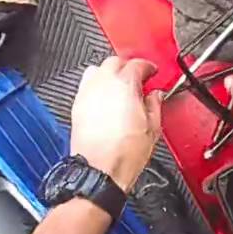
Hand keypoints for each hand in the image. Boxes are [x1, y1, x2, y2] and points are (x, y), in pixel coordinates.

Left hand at [70, 56, 162, 190]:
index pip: (137, 64)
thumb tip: (155, 96)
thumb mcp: (153, 128)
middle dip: (128, 67)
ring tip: (120, 86)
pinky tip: (106, 99)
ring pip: (96, 70)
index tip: (152, 73)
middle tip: (139, 78)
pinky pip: (87, 86)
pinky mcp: (77, 106)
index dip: (148, 67)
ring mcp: (86, 94)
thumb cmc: (124, 153)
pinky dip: (97, 87)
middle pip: (114, 62)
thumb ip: (155, 105)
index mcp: (125, 85)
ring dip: (110, 73)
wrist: (100, 171)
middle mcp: (102, 85)